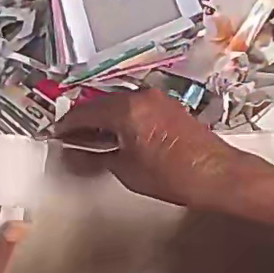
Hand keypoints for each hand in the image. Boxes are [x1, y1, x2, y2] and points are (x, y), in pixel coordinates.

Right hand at [49, 88, 273, 216]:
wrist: (217, 175)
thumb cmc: (174, 175)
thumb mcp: (127, 170)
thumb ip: (95, 158)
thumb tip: (74, 156)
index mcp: (125, 108)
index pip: (83, 112)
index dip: (66, 127)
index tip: (56, 137)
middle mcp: (141, 96)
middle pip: (101, 105)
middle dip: (84, 123)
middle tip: (70, 141)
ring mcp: (158, 100)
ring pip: (119, 106)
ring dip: (104, 122)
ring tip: (92, 143)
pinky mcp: (170, 109)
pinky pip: (137, 110)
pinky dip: (123, 122)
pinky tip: (119, 139)